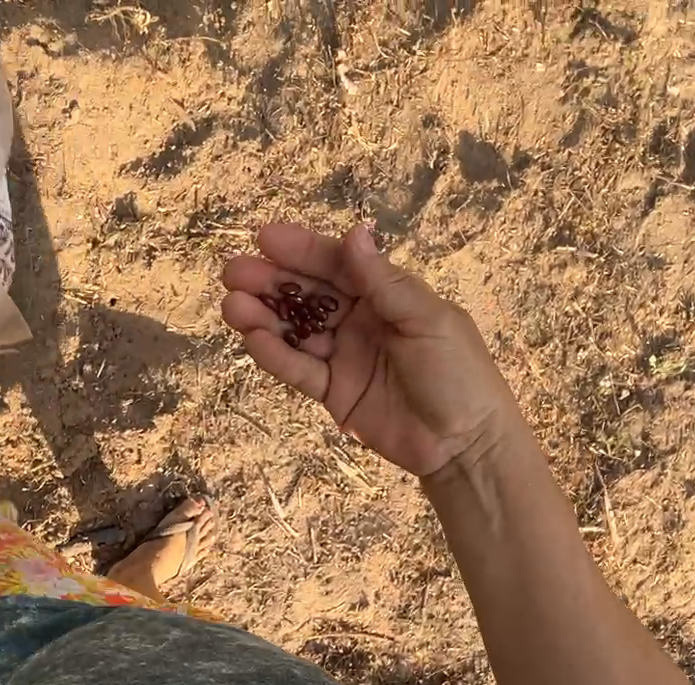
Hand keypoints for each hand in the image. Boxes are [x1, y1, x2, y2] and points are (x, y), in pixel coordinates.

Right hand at [221, 224, 523, 477]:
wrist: (464, 442)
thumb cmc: (457, 373)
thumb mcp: (426, 319)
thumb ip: (384, 282)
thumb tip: (354, 232)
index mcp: (386, 296)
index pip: (336, 265)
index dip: (300, 250)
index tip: (262, 236)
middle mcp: (359, 322)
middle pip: (307, 296)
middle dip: (270, 283)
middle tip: (232, 273)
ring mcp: (343, 358)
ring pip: (296, 332)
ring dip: (264, 318)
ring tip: (231, 306)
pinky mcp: (333, 394)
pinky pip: (299, 371)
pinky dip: (276, 356)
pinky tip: (252, 340)